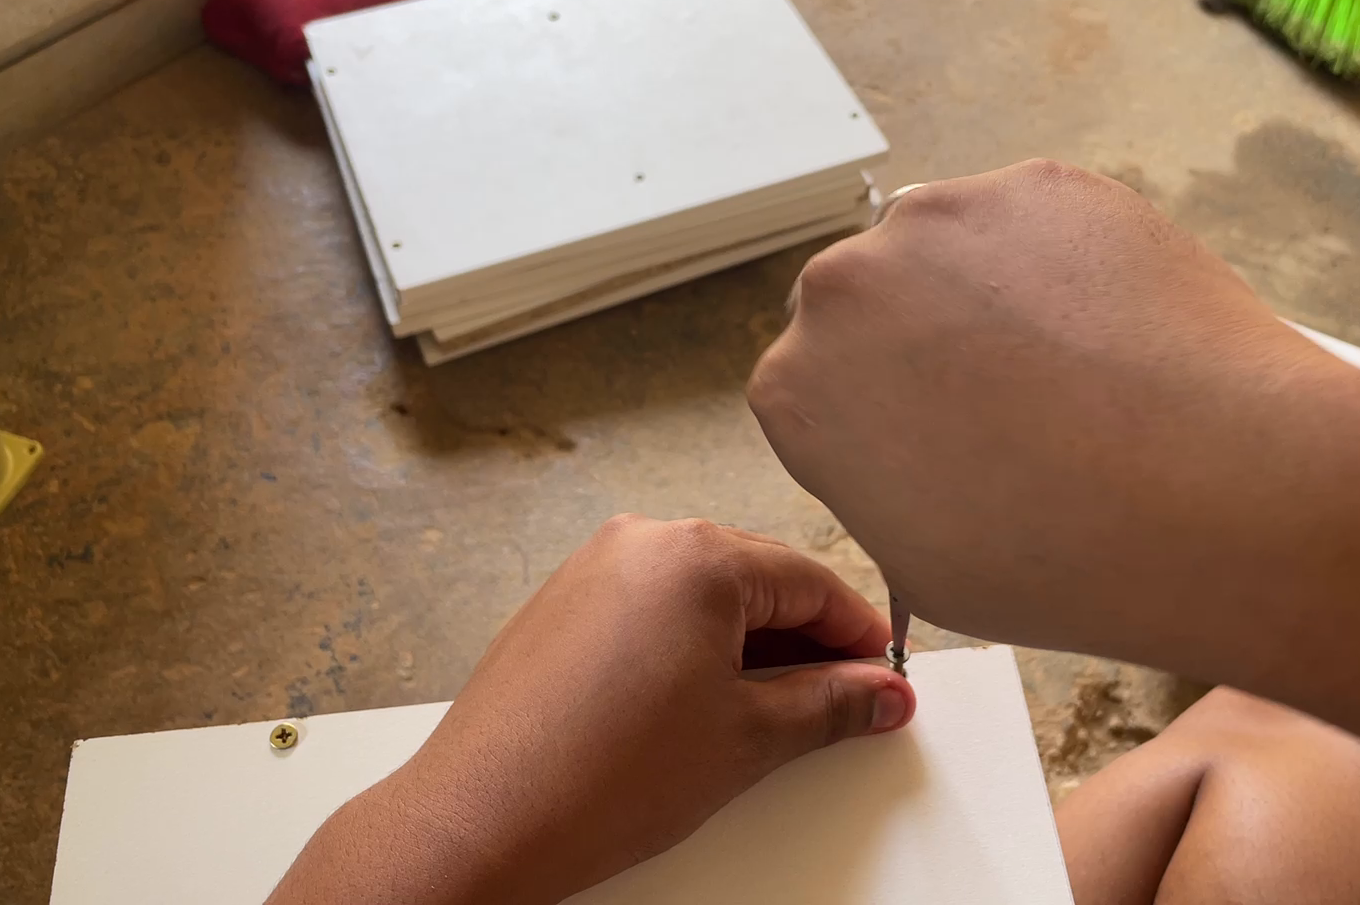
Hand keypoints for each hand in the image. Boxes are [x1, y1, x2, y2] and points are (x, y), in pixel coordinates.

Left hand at [267, 516, 914, 904]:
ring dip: (753, 639)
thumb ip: (831, 703)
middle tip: (841, 696)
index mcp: (699, 554)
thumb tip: (884, 691)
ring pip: (709, 591)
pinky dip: (699, 638)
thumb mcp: (747, 738)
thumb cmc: (609, 777)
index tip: (884, 671)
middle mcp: (648, 537)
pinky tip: (707, 690)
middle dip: (807, 638)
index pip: (809, 580)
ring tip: (777, 704)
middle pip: (759, 579)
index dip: (857, 630)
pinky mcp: (573, 592)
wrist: (475, 822)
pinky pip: (660, 601)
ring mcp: (603, 560)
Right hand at [747, 160, 1359, 672]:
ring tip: (1063, 357)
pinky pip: (1022, 222)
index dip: (877, 413)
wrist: (1220, 497)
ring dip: (977, 291)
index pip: (816, 386)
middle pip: (867, 308)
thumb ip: (874, 483)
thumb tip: (905, 444)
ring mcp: (937, 219)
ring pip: (940, 253)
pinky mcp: (1033, 183)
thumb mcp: (918, 565)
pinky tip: (1104, 319)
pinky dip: (1051, 258)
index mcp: (796, 386)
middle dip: (914, 343)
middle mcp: (841, 286)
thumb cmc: (1059, 560)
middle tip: (998, 392)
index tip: (927, 433)